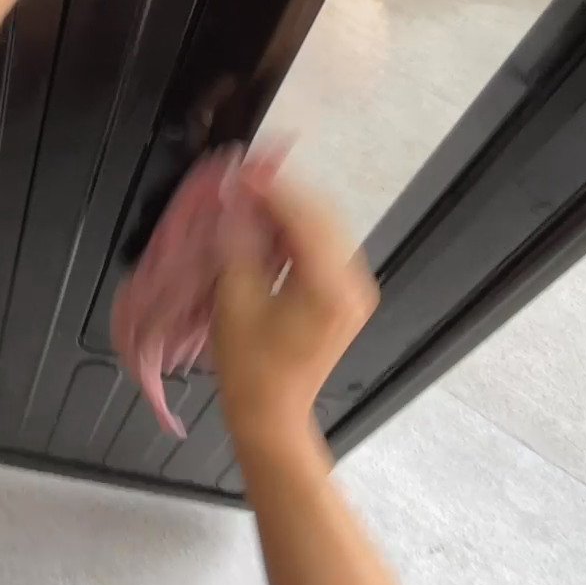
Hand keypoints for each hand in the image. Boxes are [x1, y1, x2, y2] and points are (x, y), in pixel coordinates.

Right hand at [211, 176, 378, 445]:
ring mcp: (351, 289)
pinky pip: (321, 246)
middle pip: (320, 214)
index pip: (304, 216)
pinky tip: (265, 222)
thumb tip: (236, 202)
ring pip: (322, 226)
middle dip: (281, 189)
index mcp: (328, 287)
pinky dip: (293, 228)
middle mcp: (351, 283)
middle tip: (245, 174)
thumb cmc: (250, 370)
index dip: (270, 186)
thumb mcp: (234, 302)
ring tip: (249, 194)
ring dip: (286, 206)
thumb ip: (238, 245)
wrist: (271, 415)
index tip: (242, 168)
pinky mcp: (342, 295)